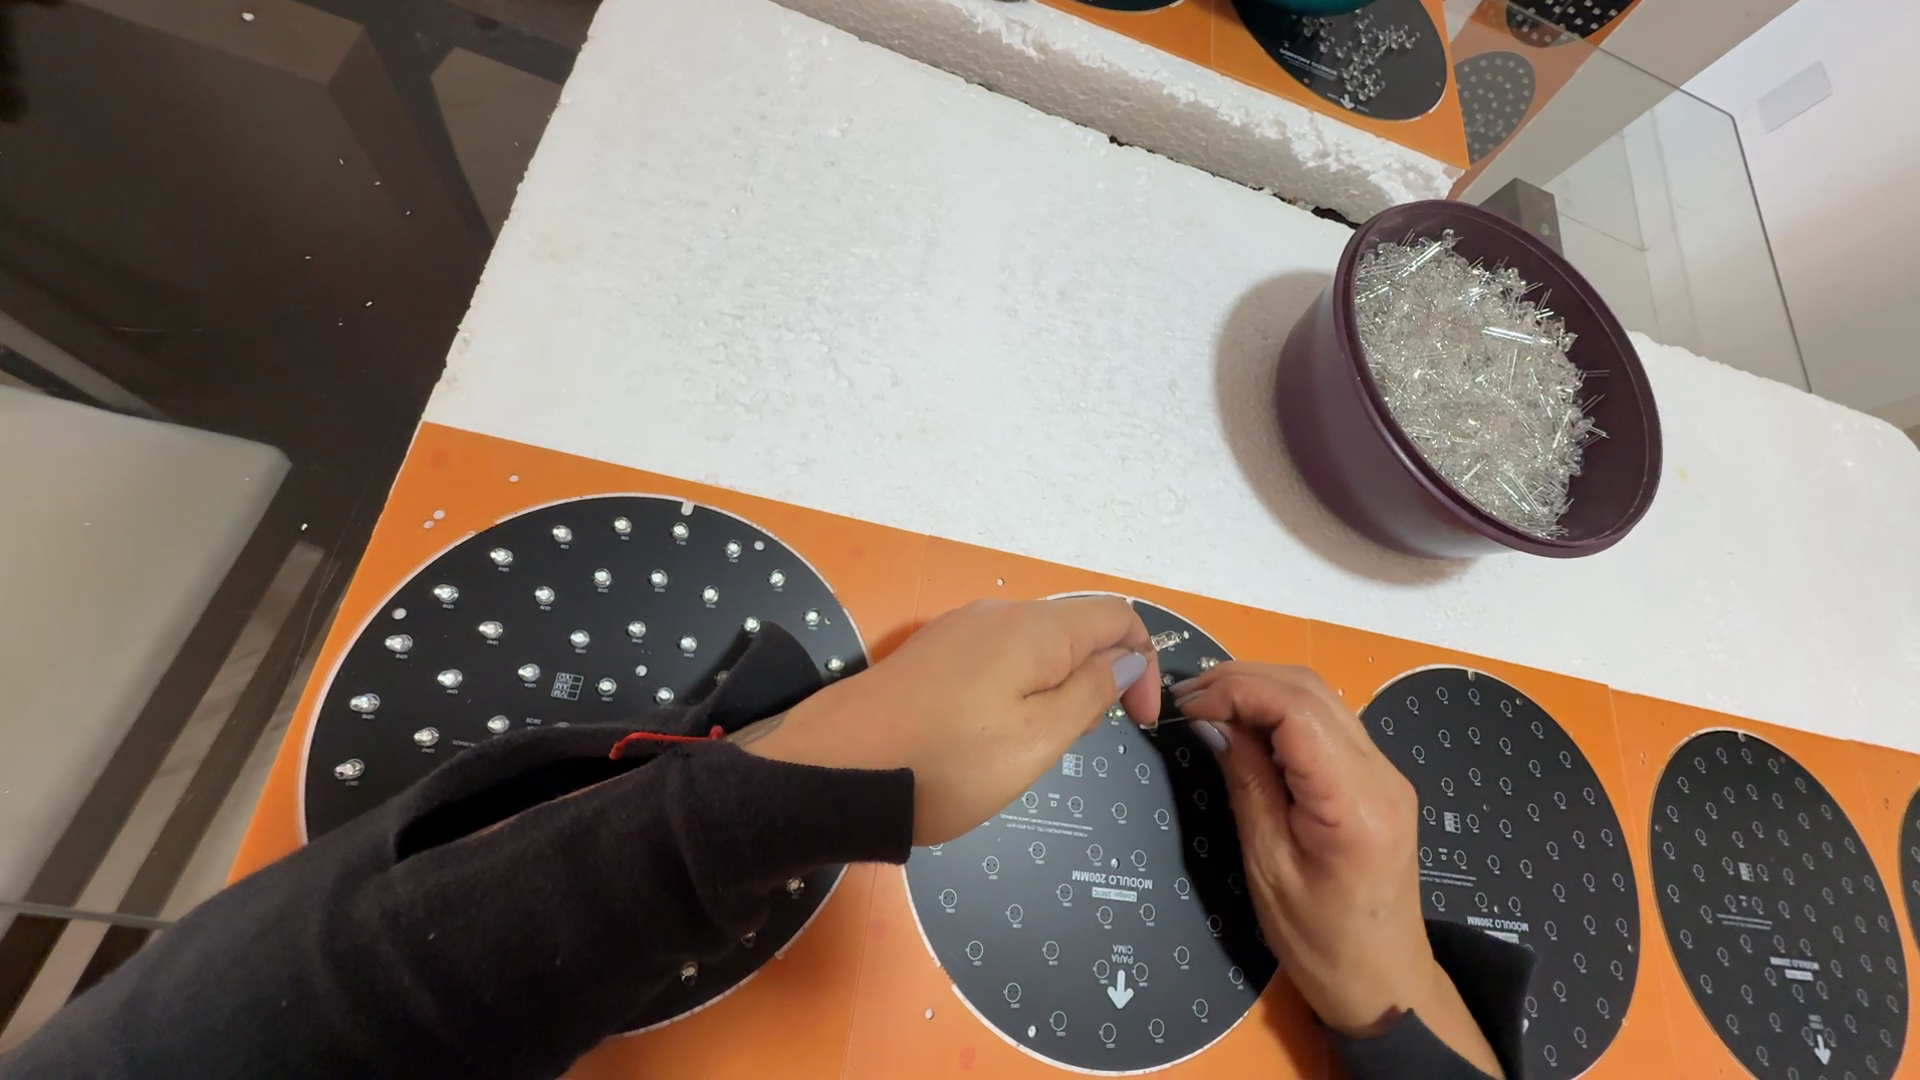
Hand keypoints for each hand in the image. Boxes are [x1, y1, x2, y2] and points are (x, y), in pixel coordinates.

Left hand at [732, 597, 1159, 843]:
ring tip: (1029, 744)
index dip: (1143, 663)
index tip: (1138, 723)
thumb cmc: (946, 762)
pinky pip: (998, 655)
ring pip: (1036, 644)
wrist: (836, 766)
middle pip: (1076, 627)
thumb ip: (1091, 692)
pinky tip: (990, 730)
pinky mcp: (933, 651)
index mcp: (1034, 628)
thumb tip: (1125, 658)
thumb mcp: (1037, 740)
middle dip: (1096, 677)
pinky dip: (1017, 685)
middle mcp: (999, 614)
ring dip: (1055, 685)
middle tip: (1072, 741)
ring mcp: (960, 628)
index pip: (1117, 615)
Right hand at [1174, 663, 1502, 1076]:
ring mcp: (1384, 770)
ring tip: (1207, 702)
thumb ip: (1246, 780)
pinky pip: (1323, 718)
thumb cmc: (1318, 938)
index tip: (1186, 705)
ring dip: (1257, 686)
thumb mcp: (1267, 862)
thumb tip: (1212, 720)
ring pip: (1317, 694)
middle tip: (1186, 696)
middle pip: (1309, 689)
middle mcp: (1381, 772)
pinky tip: (1242, 720)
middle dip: (1241, 679)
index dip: (1236, 691)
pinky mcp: (1375, 775)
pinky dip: (1276, 706)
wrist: (1384, 982)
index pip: (1296, 709)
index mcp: (1354, 801)